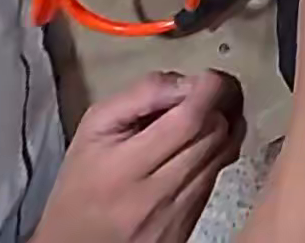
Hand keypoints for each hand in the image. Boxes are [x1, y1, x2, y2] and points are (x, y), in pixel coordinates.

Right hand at [30, 70, 242, 242]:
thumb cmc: (81, 183)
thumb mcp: (95, 127)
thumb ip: (143, 94)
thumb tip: (187, 81)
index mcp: (126, 169)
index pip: (189, 119)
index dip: (210, 89)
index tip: (208, 77)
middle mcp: (156, 198)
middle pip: (213, 134)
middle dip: (218, 105)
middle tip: (205, 95)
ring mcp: (175, 220)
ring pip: (223, 154)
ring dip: (222, 127)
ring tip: (204, 117)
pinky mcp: (187, 232)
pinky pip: (217, 178)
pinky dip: (216, 154)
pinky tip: (199, 147)